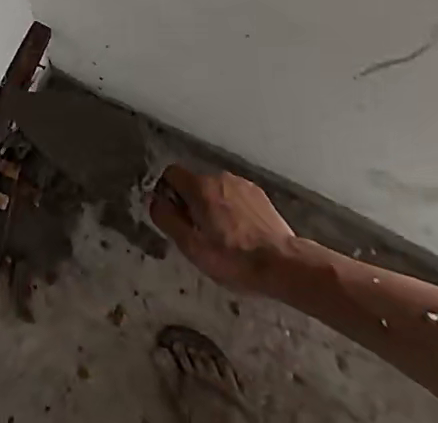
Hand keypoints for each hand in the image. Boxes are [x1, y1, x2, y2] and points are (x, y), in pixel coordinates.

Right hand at [149, 165, 299, 295]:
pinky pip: (234, 196)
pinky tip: (241, 233)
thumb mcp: (191, 247)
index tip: (175, 217)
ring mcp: (242, 185)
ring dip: (212, 206)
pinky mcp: (259, 195)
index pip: (171, 173)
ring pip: (215, 190)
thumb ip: (166, 219)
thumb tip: (153, 201)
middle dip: (190, 203)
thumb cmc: (233, 259)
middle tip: (198, 234)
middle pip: (193, 183)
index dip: (167, 193)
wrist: (284, 265)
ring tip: (222, 237)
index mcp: (199, 186)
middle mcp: (220, 177)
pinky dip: (231, 209)